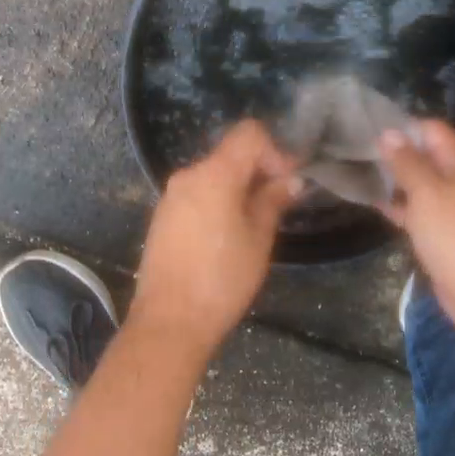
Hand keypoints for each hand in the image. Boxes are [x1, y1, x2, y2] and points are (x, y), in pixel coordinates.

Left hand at [133, 120, 300, 354]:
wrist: (170, 321)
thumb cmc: (222, 278)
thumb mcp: (258, 239)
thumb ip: (273, 201)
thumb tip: (291, 180)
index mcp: (215, 174)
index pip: (249, 134)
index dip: (275, 150)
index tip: (289, 181)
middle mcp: (188, 176)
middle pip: (231, 154)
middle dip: (260, 171)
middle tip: (280, 203)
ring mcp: (171, 196)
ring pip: (214, 175)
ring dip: (240, 188)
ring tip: (257, 224)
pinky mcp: (163, 217)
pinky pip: (198, 195)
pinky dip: (219, 201)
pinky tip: (229, 235)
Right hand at [378, 121, 454, 337]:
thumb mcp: (427, 193)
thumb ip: (408, 163)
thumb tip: (389, 133)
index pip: (433, 130)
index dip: (405, 126)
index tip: (371, 128)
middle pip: (426, 156)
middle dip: (396, 152)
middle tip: (357, 150)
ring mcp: (450, 207)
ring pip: (419, 184)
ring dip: (395, 179)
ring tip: (358, 171)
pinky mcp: (442, 232)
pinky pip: (417, 210)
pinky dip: (399, 205)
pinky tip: (374, 203)